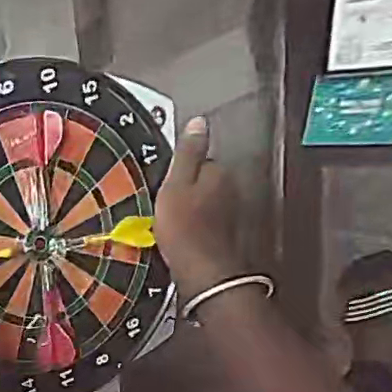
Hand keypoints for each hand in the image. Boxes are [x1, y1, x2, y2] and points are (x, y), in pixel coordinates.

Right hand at [152, 116, 243, 292]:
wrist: (201, 271)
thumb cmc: (184, 226)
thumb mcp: (176, 184)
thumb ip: (187, 153)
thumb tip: (198, 120)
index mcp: (217, 172)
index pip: (198, 161)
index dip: (177, 172)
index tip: (162, 184)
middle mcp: (230, 189)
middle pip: (202, 181)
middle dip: (185, 189)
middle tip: (162, 204)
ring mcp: (230, 213)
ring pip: (204, 202)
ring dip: (189, 209)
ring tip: (168, 222)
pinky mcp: (224, 235)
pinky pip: (205, 222)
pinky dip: (193, 226)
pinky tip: (179, 237)